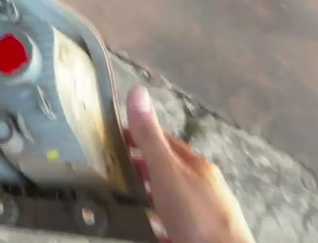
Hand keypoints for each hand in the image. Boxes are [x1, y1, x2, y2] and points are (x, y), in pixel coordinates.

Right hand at [126, 86, 252, 242]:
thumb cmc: (194, 215)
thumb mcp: (166, 171)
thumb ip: (149, 136)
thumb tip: (136, 89)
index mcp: (197, 165)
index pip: (164, 140)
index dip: (137, 136)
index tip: (111, 139)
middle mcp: (205, 187)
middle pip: (169, 169)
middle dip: (142, 167)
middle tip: (112, 169)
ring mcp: (207, 215)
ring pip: (173, 197)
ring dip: (151, 195)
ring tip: (124, 198)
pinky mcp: (202, 237)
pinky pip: (176, 224)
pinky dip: (160, 222)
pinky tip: (147, 227)